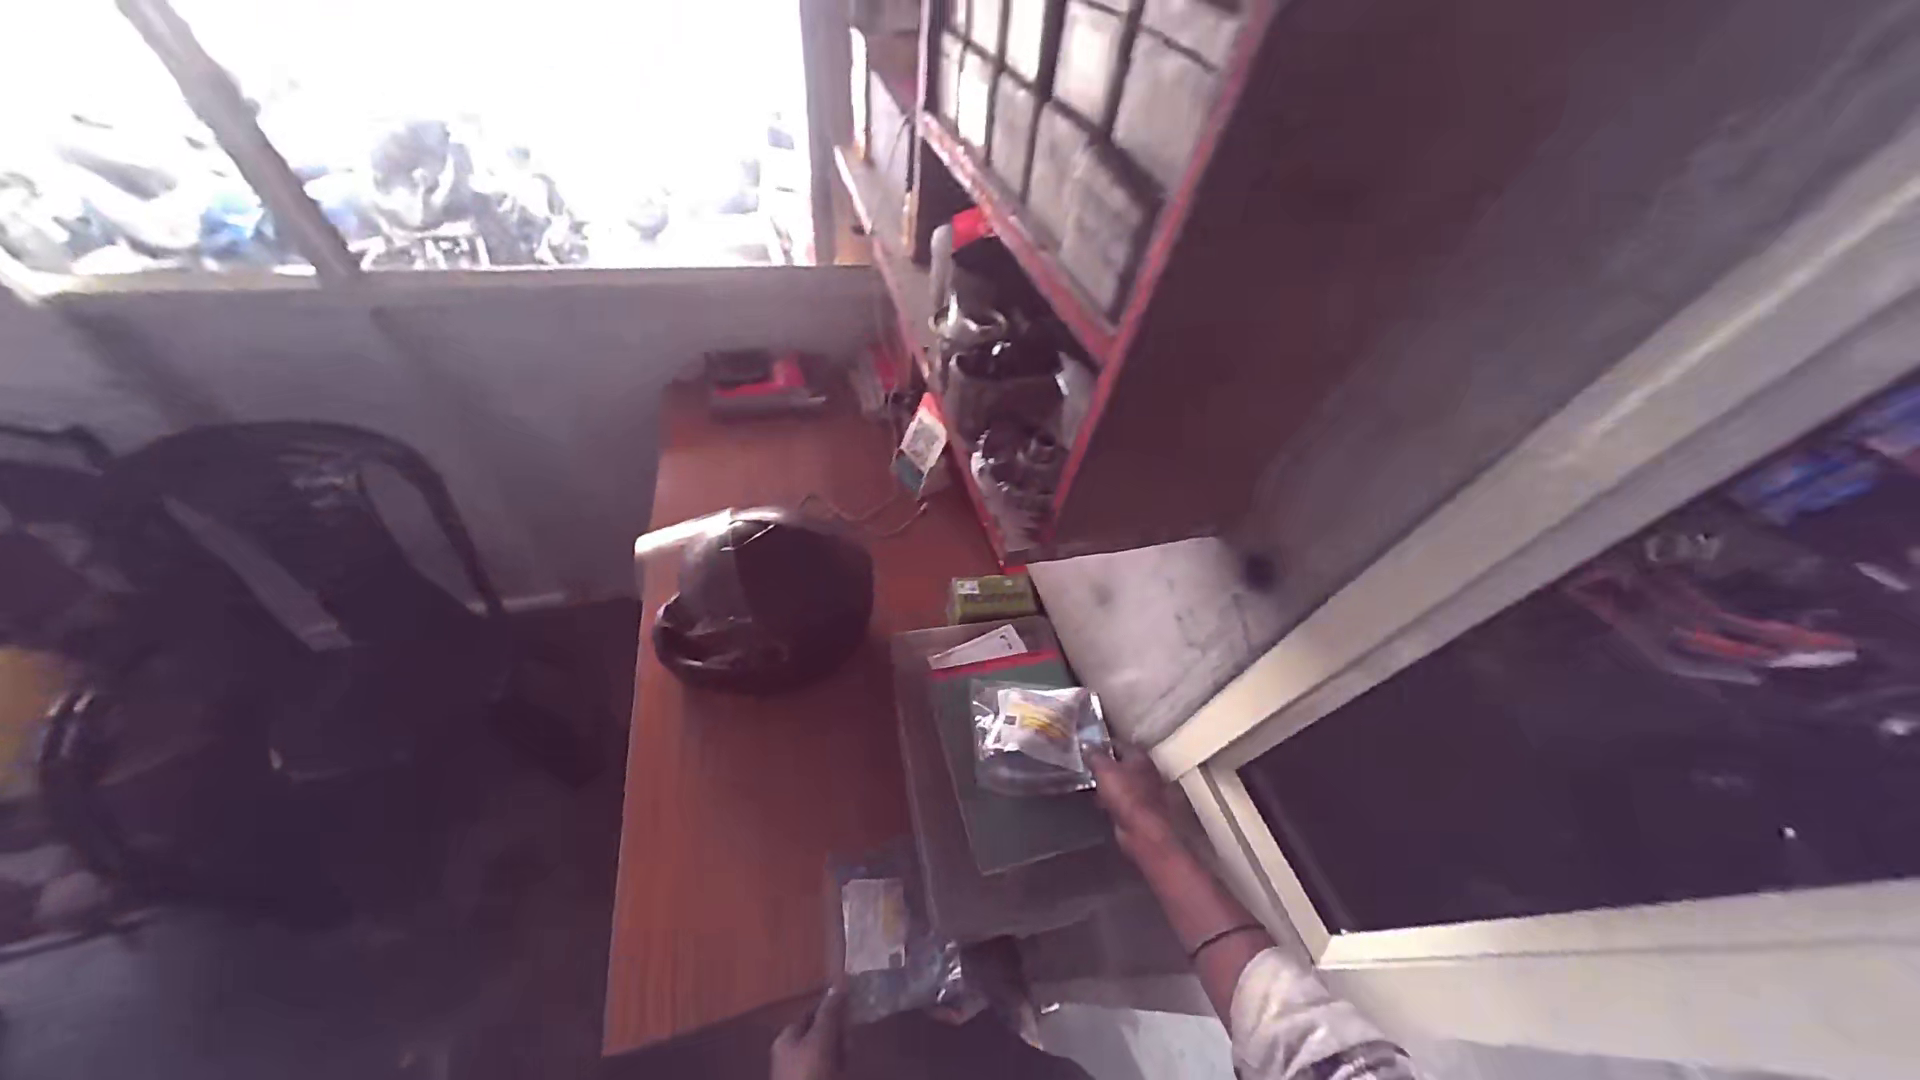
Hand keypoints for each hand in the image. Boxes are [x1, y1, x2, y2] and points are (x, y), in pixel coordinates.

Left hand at [770, 986, 846, 1079]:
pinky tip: (846, 1068)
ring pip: (827, 1052)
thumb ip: (830, 1012)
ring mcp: (801, 1074)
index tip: (852, 1006)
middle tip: (851, 1037)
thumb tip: (838, 984)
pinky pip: (829, 1070)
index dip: (831, 1007)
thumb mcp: (821, 1038)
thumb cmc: (809, 1075)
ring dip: (841, 1049)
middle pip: (820, 1031)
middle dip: (838, 1031)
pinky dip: (839, 1067)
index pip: (812, 1012)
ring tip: (850, 1055)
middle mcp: (791, 1054)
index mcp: (787, 1038)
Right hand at [1087, 742, 1181, 863]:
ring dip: (1106, 783)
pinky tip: (1098, 801)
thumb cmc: (1126, 795)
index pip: (1118, 744)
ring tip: (1086, 782)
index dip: (1101, 744)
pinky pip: (1120, 799)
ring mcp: (1143, 793)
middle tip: (1083, 764)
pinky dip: (1109, 799)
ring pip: (1120, 782)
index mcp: (1140, 757)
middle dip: (1103, 764)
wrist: (1144, 832)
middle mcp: (1145, 772)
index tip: (1084, 746)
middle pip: (1120, 763)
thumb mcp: (1104, 770)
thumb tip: (1086, 745)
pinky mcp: (1139, 811)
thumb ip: (1094, 756)